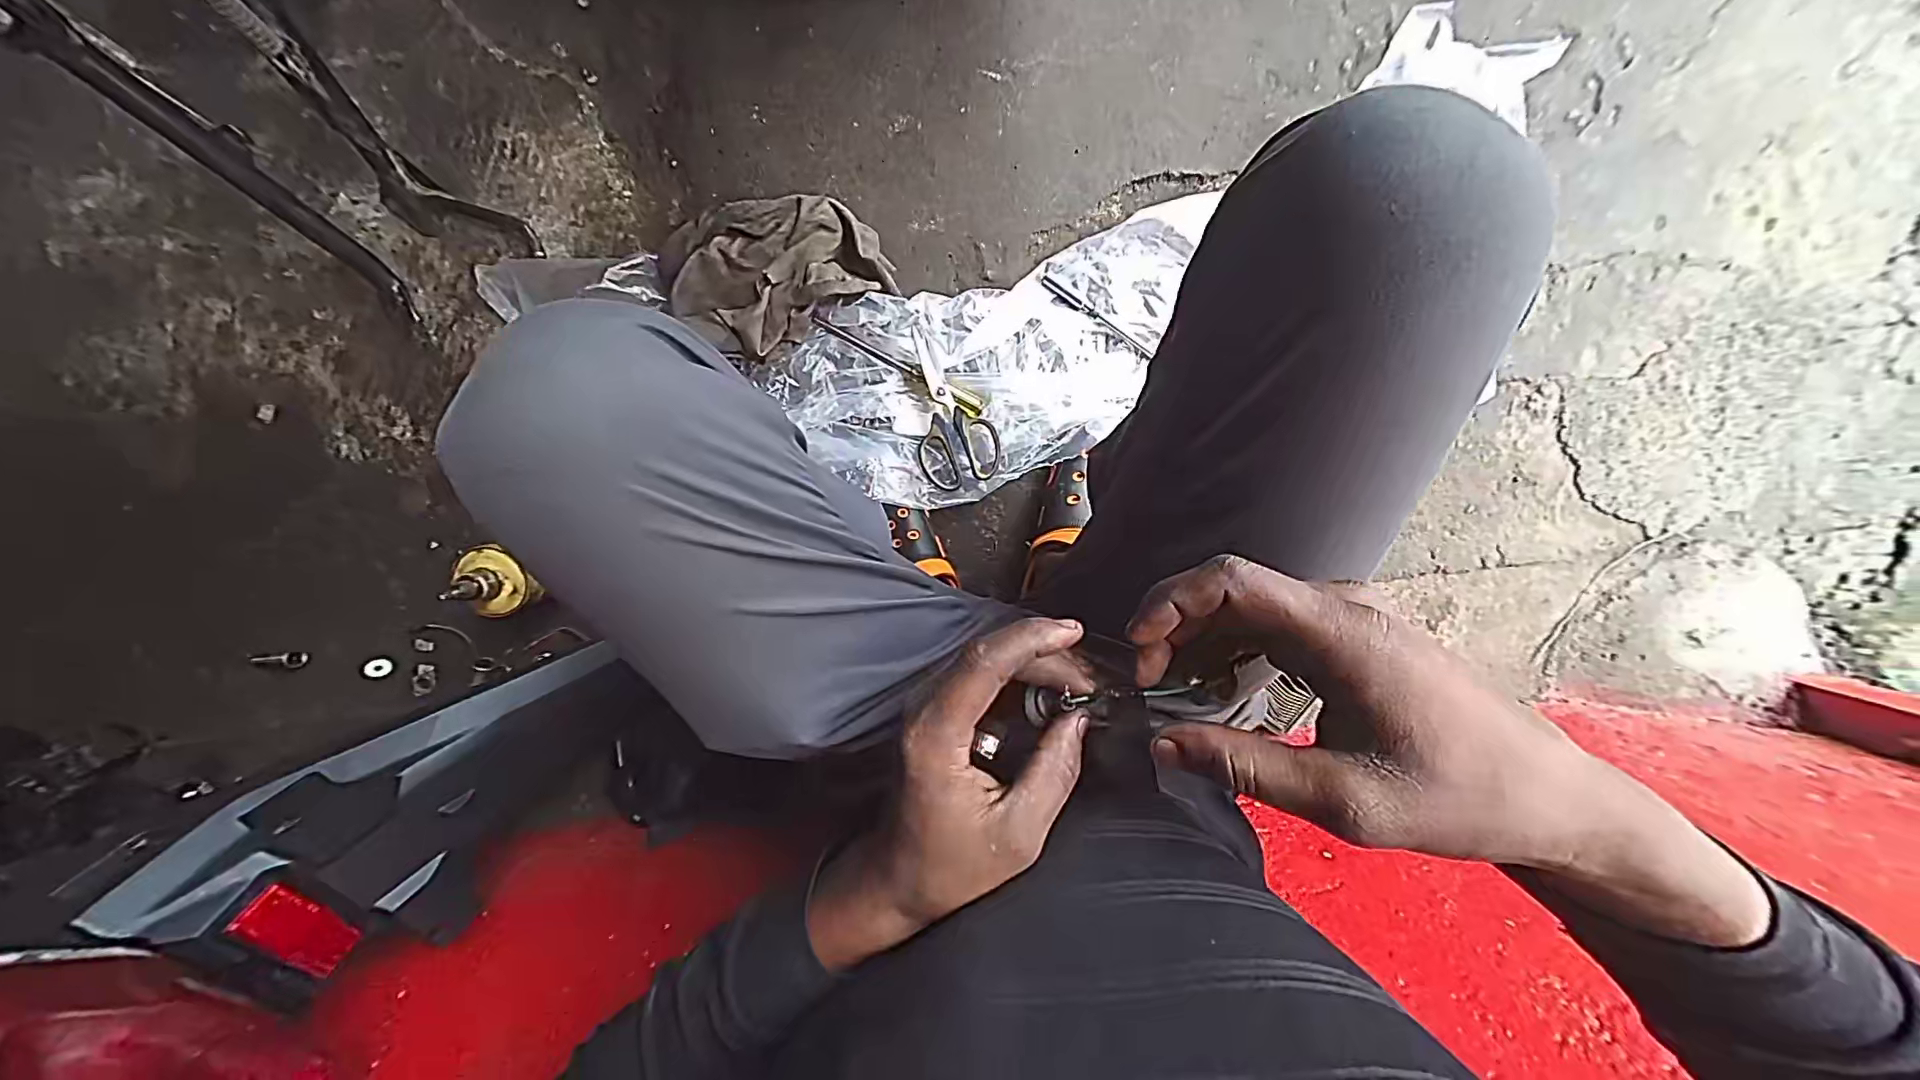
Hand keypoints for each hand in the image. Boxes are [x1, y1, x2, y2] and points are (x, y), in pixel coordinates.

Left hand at [807, 618, 1093, 970]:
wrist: (898, 876)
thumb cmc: (948, 866)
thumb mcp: (1018, 833)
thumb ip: (1055, 771)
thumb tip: (1078, 720)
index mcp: (937, 735)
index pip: (984, 662)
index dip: (1032, 638)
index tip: (1071, 632)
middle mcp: (924, 709)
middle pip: (991, 654)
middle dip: (1047, 656)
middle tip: (1090, 680)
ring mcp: (927, 706)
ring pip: (988, 659)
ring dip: (1036, 663)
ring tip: (1078, 686)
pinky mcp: (937, 710)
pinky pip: (983, 676)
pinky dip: (1021, 676)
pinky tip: (1050, 693)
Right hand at [1131, 556, 1770, 947]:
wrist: (1554, 798)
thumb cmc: (1460, 797)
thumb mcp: (1347, 799)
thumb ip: (1248, 767)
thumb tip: (1163, 745)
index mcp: (1341, 632)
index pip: (1234, 579)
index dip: (1171, 602)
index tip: (1139, 650)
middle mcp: (1339, 608)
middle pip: (1229, 586)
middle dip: (1172, 624)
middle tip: (1148, 680)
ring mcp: (1344, 619)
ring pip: (1243, 604)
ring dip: (1195, 637)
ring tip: (1171, 688)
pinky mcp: (1346, 637)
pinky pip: (1267, 624)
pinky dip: (1226, 647)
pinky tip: (1214, 686)